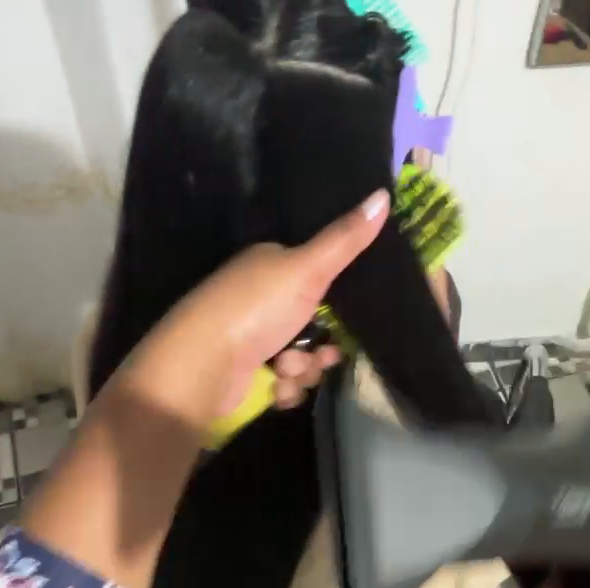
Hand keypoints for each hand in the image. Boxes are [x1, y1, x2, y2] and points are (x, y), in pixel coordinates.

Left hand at [130, 188, 389, 419]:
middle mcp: (259, 303)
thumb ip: (345, 240)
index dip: (334, 306)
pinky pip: (283, 386)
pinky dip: (283, 390)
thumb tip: (383, 195)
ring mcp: (251, 342)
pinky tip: (272, 388)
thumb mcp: (306, 268)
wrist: (206, 365)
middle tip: (318, 354)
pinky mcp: (247, 377)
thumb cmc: (254, 309)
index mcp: (269, 269)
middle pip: (313, 329)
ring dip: (300, 370)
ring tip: (282, 369)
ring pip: (301, 362)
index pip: (316, 283)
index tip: (345, 321)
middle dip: (319, 348)